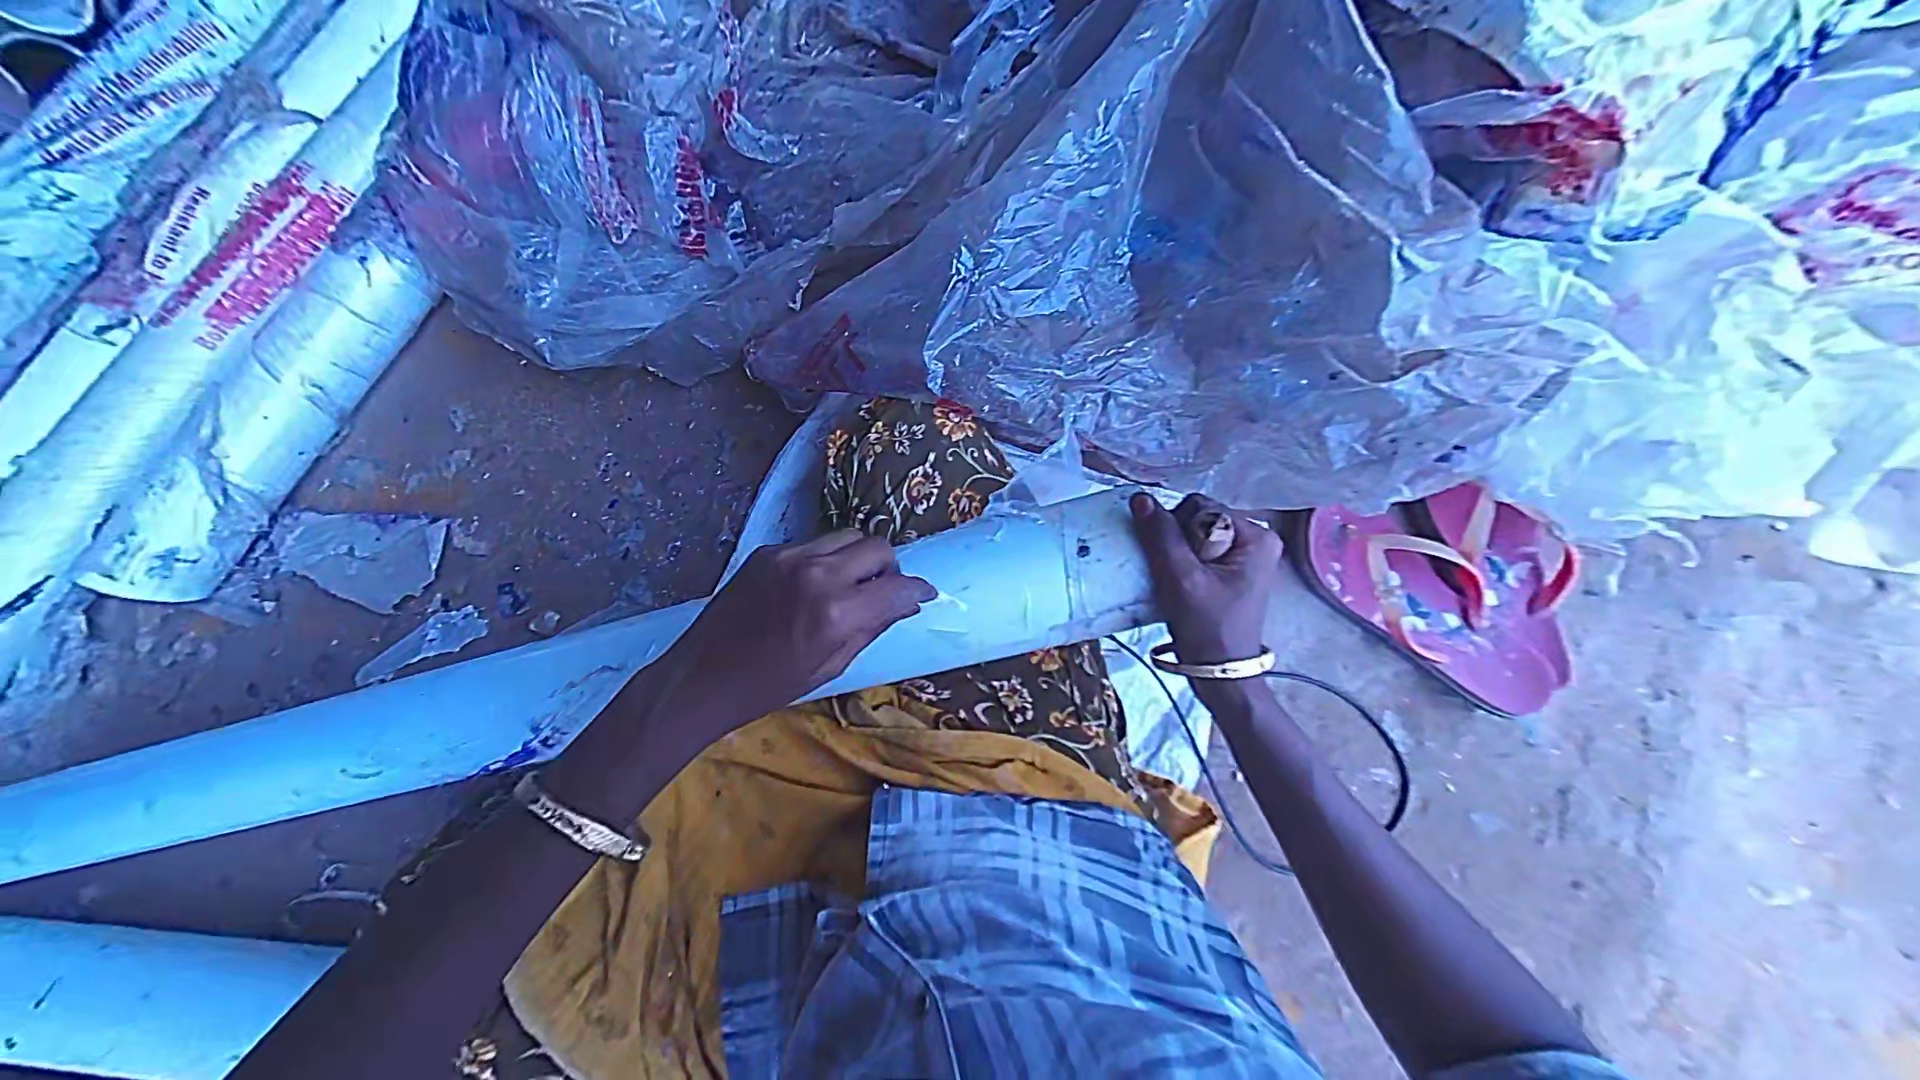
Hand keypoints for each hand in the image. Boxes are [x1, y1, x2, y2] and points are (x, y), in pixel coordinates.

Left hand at [664, 530, 936, 724]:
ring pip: (847, 537)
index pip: (897, 587)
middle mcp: (817, 574)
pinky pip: (814, 545)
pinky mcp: (767, 551)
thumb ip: (873, 627)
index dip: (918, 590)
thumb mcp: (832, 665)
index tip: (924, 594)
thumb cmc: (771, 685)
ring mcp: (789, 557)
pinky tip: (812, 587)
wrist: (702, 677)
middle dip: (889, 568)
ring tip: (849, 584)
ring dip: (858, 558)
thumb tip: (906, 603)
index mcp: (836, 613)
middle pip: (876, 546)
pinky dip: (826, 561)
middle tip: (882, 590)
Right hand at [1130, 492, 1281, 664]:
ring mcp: (1242, 557)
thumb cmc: (1206, 628)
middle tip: (1177, 577)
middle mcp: (1255, 540)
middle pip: (1195, 519)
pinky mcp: (1228, 572)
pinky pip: (1194, 552)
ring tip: (1176, 583)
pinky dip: (1179, 564)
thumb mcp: (1181, 579)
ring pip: (1190, 536)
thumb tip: (1140, 498)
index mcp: (1256, 536)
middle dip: (1176, 543)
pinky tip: (1176, 584)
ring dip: (1174, 555)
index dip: (1176, 530)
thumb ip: (1161, 536)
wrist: (1218, 674)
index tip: (1177, 565)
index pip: (1200, 507)